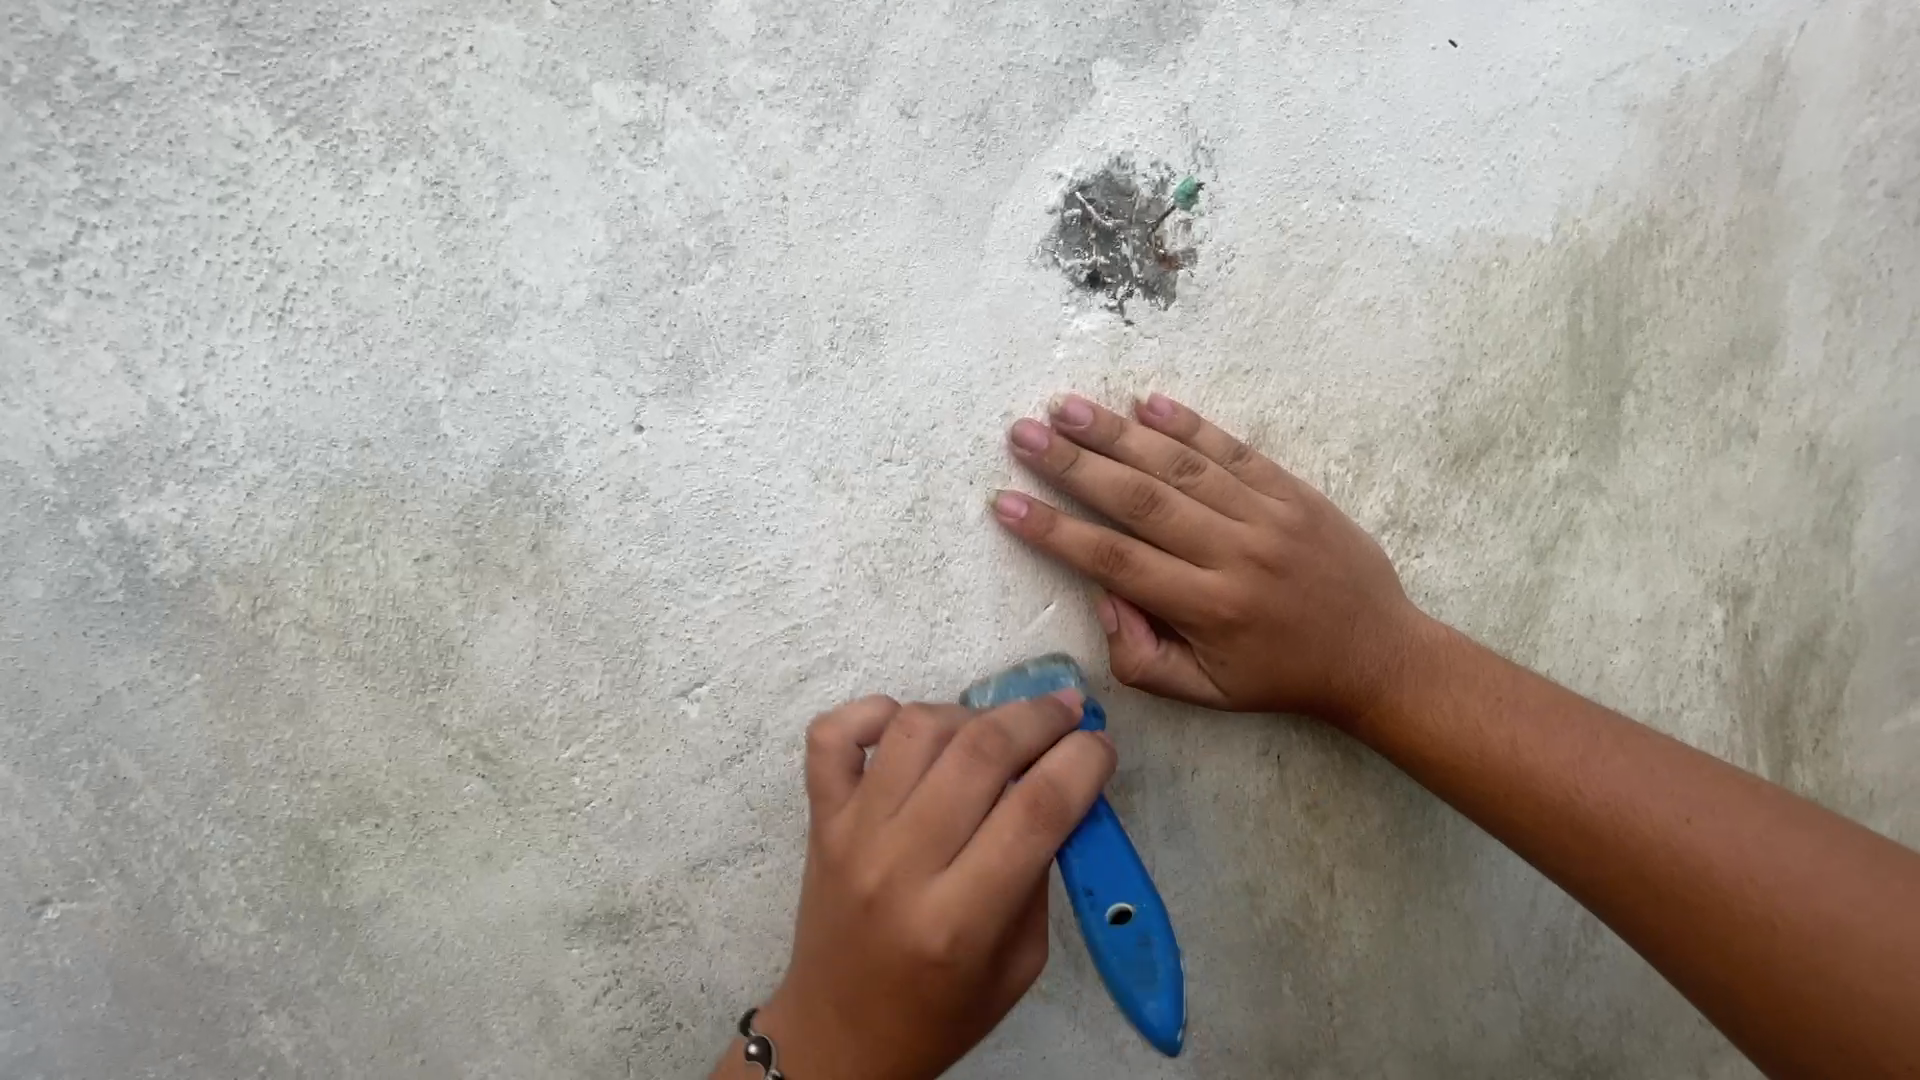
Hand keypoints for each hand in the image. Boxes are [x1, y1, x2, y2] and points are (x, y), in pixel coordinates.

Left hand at [733, 693, 1116, 1079]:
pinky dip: (871, 710)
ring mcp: (851, 832)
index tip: (1101, 745)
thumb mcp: (1021, 961)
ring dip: (969, 713)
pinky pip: (833, 734)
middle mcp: (900, 865)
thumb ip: (1041, 870)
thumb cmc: (941, 1010)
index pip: (1038, 808)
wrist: (840, 1036)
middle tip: (1066, 711)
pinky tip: (905, 727)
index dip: (1083, 760)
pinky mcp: (818, 815)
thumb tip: (1058, 781)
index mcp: (959, 920)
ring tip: (990, 732)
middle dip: (1040, 718)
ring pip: (916, 728)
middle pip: (982, 752)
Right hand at [992, 393, 1425, 723]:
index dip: (1054, 531)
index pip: (1114, 560)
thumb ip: (1140, 657)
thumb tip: (1103, 598)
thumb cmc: (1280, 676)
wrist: (1379, 655)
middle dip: (1072, 464)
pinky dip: (1189, 424)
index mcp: (1208, 608)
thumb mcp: (1204, 693)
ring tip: (1067, 407)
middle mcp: (1234, 554)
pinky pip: (1234, 450)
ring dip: (1117, 433)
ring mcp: (1267, 515)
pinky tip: (1147, 402)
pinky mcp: (1293, 491)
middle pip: (1139, 500)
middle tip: (1023, 433)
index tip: (1005, 503)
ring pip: (1181, 466)